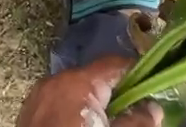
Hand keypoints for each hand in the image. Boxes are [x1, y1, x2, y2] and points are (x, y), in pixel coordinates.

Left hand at [16, 57, 161, 126]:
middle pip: (96, 79)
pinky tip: (84, 125)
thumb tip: (154, 108)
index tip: (153, 88)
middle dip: (117, 95)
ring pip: (77, 91)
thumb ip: (135, 123)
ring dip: (95, 104)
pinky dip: (75, 111)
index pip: (114, 64)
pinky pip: (61, 102)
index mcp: (78, 82)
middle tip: (136, 114)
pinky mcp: (31, 110)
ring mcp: (41, 94)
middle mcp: (57, 79)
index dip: (137, 74)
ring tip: (109, 122)